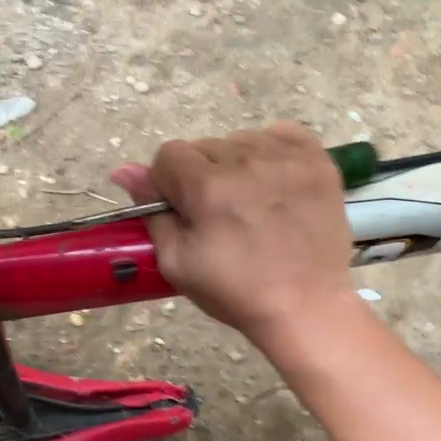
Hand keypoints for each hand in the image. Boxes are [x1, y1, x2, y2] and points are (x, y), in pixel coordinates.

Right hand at [111, 122, 355, 345]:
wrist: (304, 306)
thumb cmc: (235, 292)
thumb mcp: (178, 263)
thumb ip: (152, 212)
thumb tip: (123, 170)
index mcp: (206, 186)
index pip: (168, 155)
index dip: (169, 185)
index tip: (184, 212)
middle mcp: (245, 160)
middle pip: (205, 148)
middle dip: (202, 176)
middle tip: (219, 217)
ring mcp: (285, 157)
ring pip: (241, 141)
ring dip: (237, 166)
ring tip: (250, 204)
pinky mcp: (317, 159)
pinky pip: (282, 135)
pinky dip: (272, 153)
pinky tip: (274, 184)